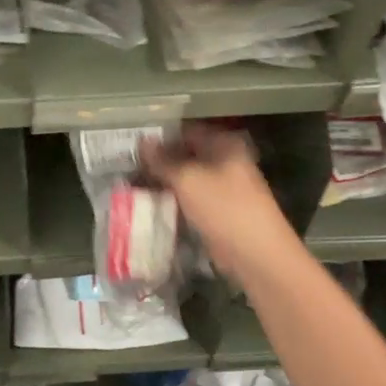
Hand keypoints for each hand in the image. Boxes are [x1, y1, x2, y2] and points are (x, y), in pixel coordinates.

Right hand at [142, 125, 301, 279]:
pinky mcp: (219, 210)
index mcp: (225, 145)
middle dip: (161, 161)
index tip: (134, 146)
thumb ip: (162, 161)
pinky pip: (192, 199)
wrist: (255, 253)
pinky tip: (152, 203)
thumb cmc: (224, 208)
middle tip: (129, 166)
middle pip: (187, 155)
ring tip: (134, 184)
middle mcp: (227, 161)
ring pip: (188, 178)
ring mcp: (224, 187)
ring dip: (166, 182)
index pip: (187, 131)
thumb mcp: (188, 180)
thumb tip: (142, 142)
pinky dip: (175, 199)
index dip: (161, 137)